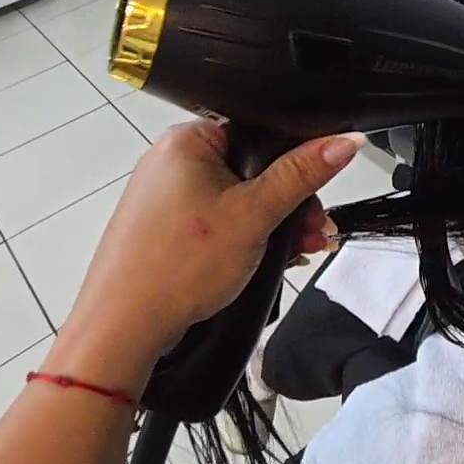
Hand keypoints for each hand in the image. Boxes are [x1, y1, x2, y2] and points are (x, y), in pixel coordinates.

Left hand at [48, 121, 360, 393]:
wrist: (120, 333)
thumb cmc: (173, 269)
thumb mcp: (255, 214)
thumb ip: (302, 174)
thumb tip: (343, 141)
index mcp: (188, 140)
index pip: (262, 130)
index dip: (299, 158)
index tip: (321, 188)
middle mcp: (174, 161)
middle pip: (255, 167)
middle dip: (291, 200)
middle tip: (313, 228)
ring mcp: (167, 196)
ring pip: (240, 196)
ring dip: (275, 222)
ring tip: (300, 248)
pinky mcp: (166, 226)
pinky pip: (220, 218)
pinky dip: (247, 234)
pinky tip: (269, 257)